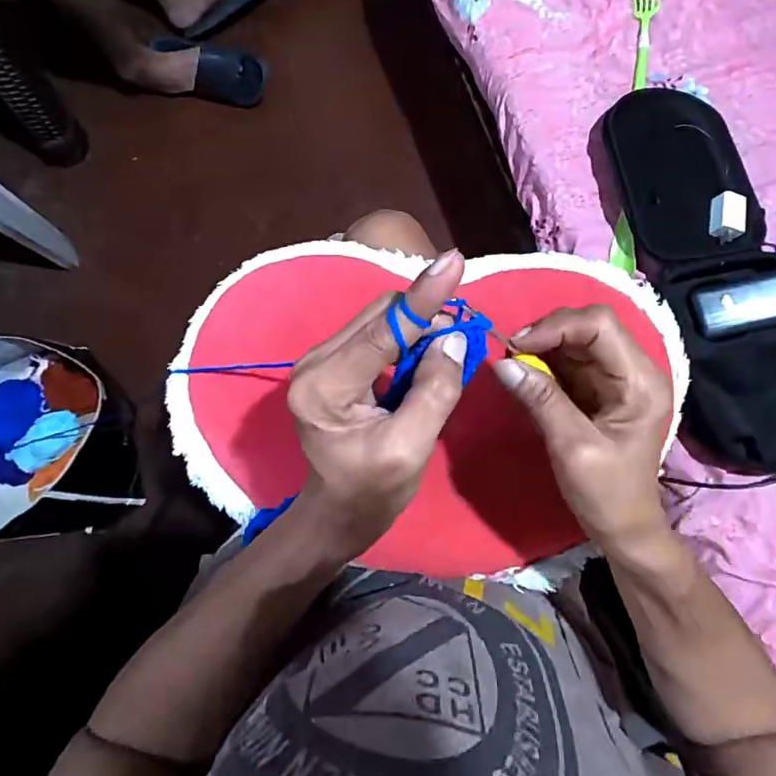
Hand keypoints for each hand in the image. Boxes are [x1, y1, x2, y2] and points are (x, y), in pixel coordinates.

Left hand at [284, 250, 467, 561]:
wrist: (336, 514)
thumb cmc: (372, 492)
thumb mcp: (410, 449)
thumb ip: (434, 391)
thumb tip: (453, 339)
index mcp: (325, 386)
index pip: (384, 330)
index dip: (424, 296)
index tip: (454, 261)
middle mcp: (314, 362)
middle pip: (380, 314)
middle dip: (425, 314)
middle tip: (461, 335)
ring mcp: (319, 360)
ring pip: (379, 319)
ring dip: (418, 326)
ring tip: (445, 351)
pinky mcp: (331, 363)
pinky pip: (376, 333)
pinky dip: (407, 337)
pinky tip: (424, 356)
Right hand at [493, 305, 674, 554]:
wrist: (625, 529)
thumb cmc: (607, 494)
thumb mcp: (572, 447)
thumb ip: (541, 399)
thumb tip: (502, 362)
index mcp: (641, 381)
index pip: (601, 325)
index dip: (557, 325)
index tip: (517, 345)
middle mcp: (634, 370)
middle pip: (590, 325)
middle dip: (548, 332)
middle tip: (510, 352)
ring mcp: (617, 377)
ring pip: (578, 338)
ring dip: (544, 344)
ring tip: (513, 360)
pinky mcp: (600, 388)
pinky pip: (571, 359)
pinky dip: (545, 360)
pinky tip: (525, 371)